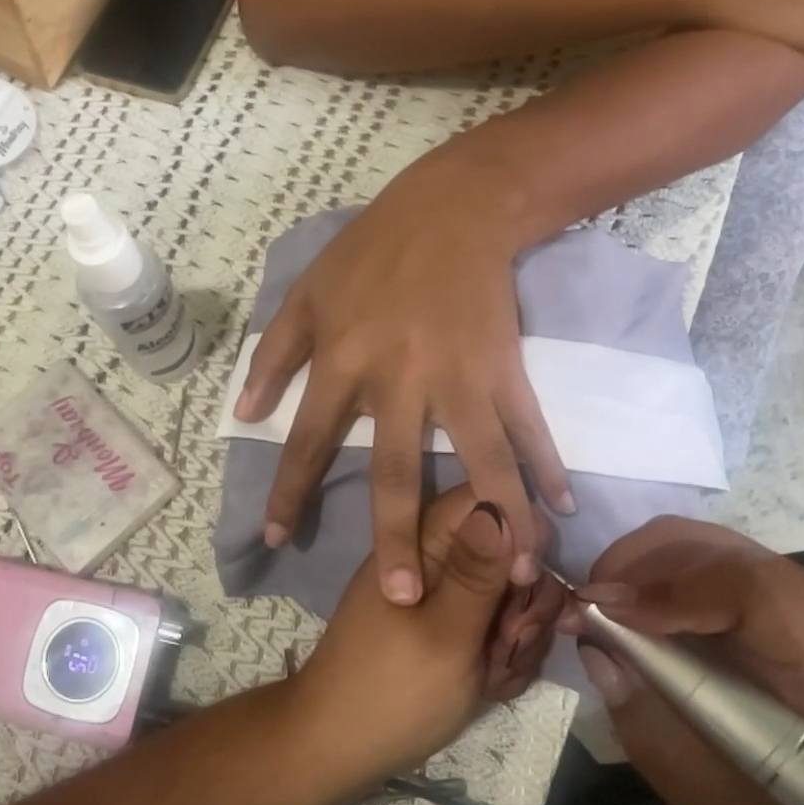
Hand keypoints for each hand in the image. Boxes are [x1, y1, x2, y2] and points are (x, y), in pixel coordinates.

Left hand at [235, 147, 573, 604]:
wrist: (454, 206)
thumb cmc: (370, 252)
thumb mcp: (305, 293)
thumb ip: (273, 356)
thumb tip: (244, 412)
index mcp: (343, 362)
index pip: (308, 440)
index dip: (291, 492)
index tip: (278, 539)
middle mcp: (399, 381)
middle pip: (393, 472)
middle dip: (396, 536)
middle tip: (403, 597)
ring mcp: (459, 378)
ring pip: (477, 460)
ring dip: (496, 520)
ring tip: (514, 577)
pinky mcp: (504, 368)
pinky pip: (526, 425)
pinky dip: (543, 465)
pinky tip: (559, 507)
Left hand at [286, 487, 530, 783]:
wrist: (338, 750)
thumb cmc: (390, 692)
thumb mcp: (444, 634)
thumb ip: (479, 573)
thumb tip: (500, 502)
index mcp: (421, 545)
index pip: (487, 501)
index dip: (521, 534)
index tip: (524, 583)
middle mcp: (435, 563)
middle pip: (511, 555)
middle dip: (525, 603)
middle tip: (505, 644)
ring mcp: (445, 601)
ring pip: (514, 600)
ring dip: (518, 639)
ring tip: (492, 675)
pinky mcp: (454, 634)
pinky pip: (501, 633)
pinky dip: (504, 661)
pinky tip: (490, 688)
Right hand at [561, 517, 803, 804]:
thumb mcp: (705, 790)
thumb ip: (645, 717)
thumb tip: (592, 646)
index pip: (755, 590)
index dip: (670, 590)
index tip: (605, 612)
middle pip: (722, 552)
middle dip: (639, 565)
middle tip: (588, 605)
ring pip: (713, 544)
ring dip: (647, 564)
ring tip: (608, 606)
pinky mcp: (793, 590)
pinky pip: (718, 559)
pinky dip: (667, 572)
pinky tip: (643, 608)